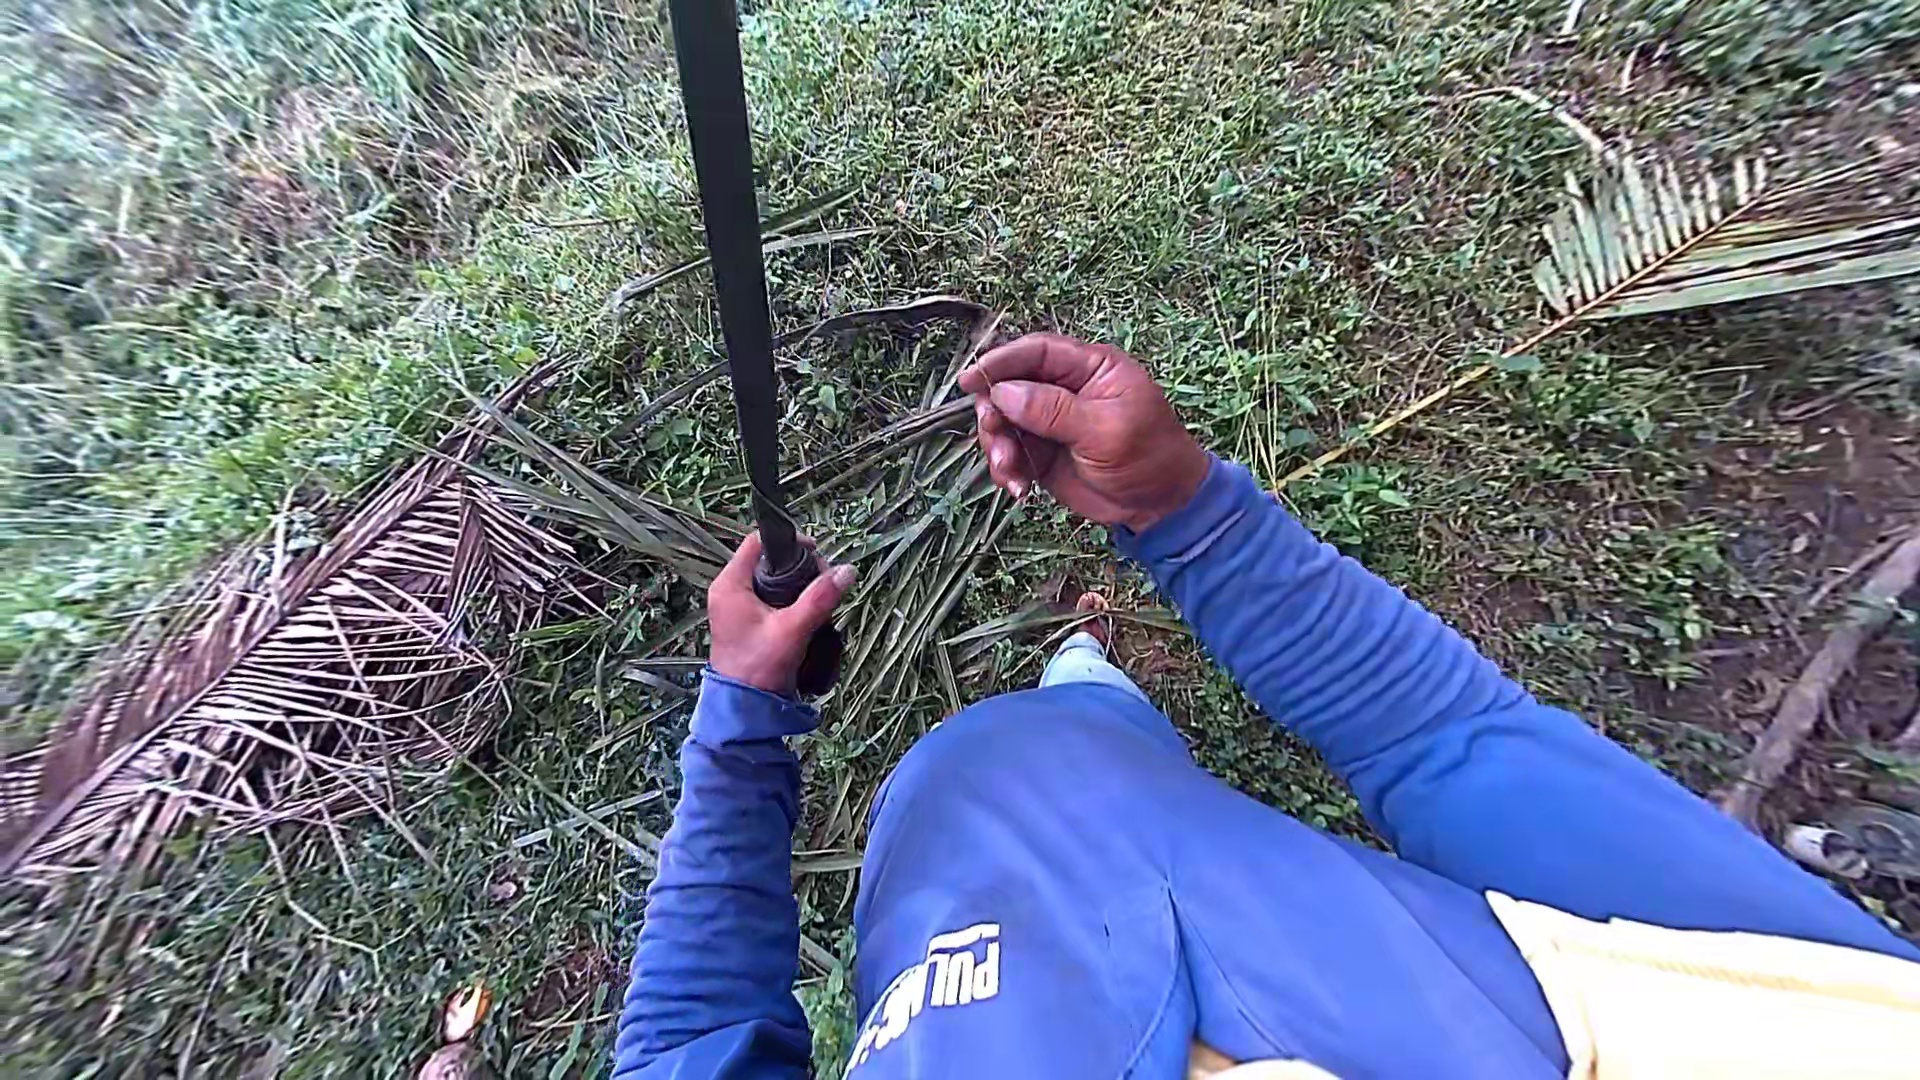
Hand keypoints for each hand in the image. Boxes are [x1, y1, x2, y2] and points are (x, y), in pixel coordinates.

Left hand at [707, 532, 856, 695]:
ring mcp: (738, 607)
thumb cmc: (760, 667)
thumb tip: (847, 571)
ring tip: (820, 602)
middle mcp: (730, 591)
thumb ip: (820, 598)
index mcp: (730, 585)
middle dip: (801, 569)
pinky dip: (793, 602)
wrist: (745, 709)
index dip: (789, 542)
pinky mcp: (749, 622)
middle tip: (823, 583)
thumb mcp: (793, 629)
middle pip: (771, 561)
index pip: (757, 543)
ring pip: (775, 581)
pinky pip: (774, 599)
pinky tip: (810, 615)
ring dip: (800, 587)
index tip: (816, 553)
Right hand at [959, 333, 1208, 531]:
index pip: (1036, 352)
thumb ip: (1054, 410)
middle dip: (995, 411)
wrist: (1158, 506)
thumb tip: (1003, 392)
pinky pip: (1009, 454)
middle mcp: (1064, 390)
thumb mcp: (1105, 430)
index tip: (971, 379)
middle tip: (994, 433)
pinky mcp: (1040, 455)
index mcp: (1089, 368)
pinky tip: (1019, 489)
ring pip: (1003, 422)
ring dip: (998, 446)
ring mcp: (1048, 424)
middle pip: (1010, 386)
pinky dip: (1006, 470)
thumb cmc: (1147, 457)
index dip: (1001, 361)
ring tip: (1012, 471)